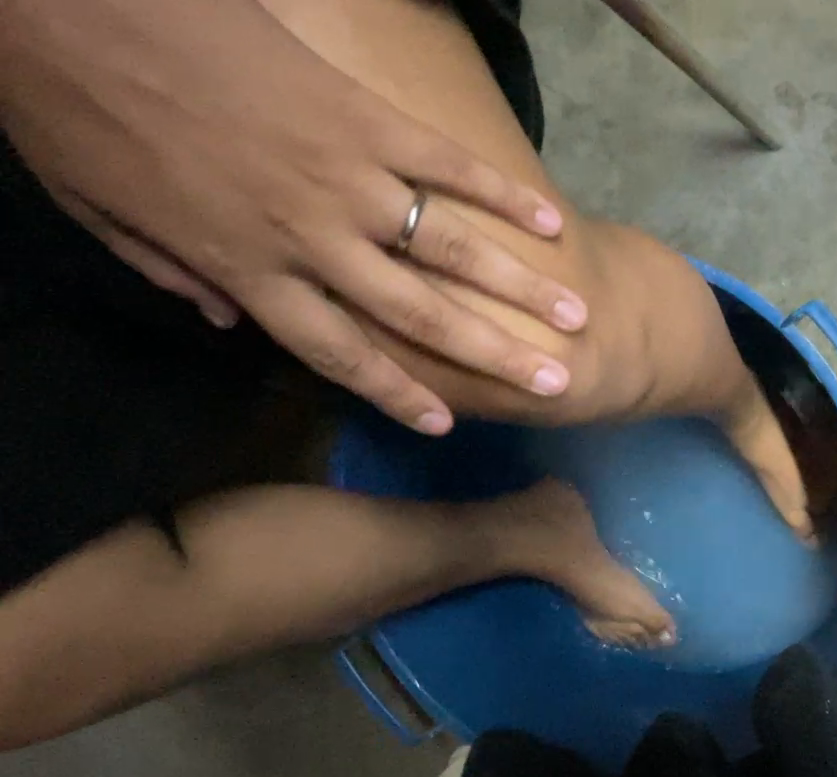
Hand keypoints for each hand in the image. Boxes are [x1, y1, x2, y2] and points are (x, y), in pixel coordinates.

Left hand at [0, 0, 588, 434]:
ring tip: (578, 318)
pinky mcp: (367, 120)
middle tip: (555, 382)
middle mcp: (315, 238)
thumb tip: (234, 324)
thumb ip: (171, 272)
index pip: (338, 350)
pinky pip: (448, 164)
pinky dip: (501, 193)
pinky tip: (550, 223)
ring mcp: (349, 178)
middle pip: (421, 314)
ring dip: (520, 287)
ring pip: (452, 248)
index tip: (444, 425)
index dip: (394, 391)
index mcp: (248, 265)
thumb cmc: (65, 99)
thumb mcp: (93, 207)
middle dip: (494, 355)